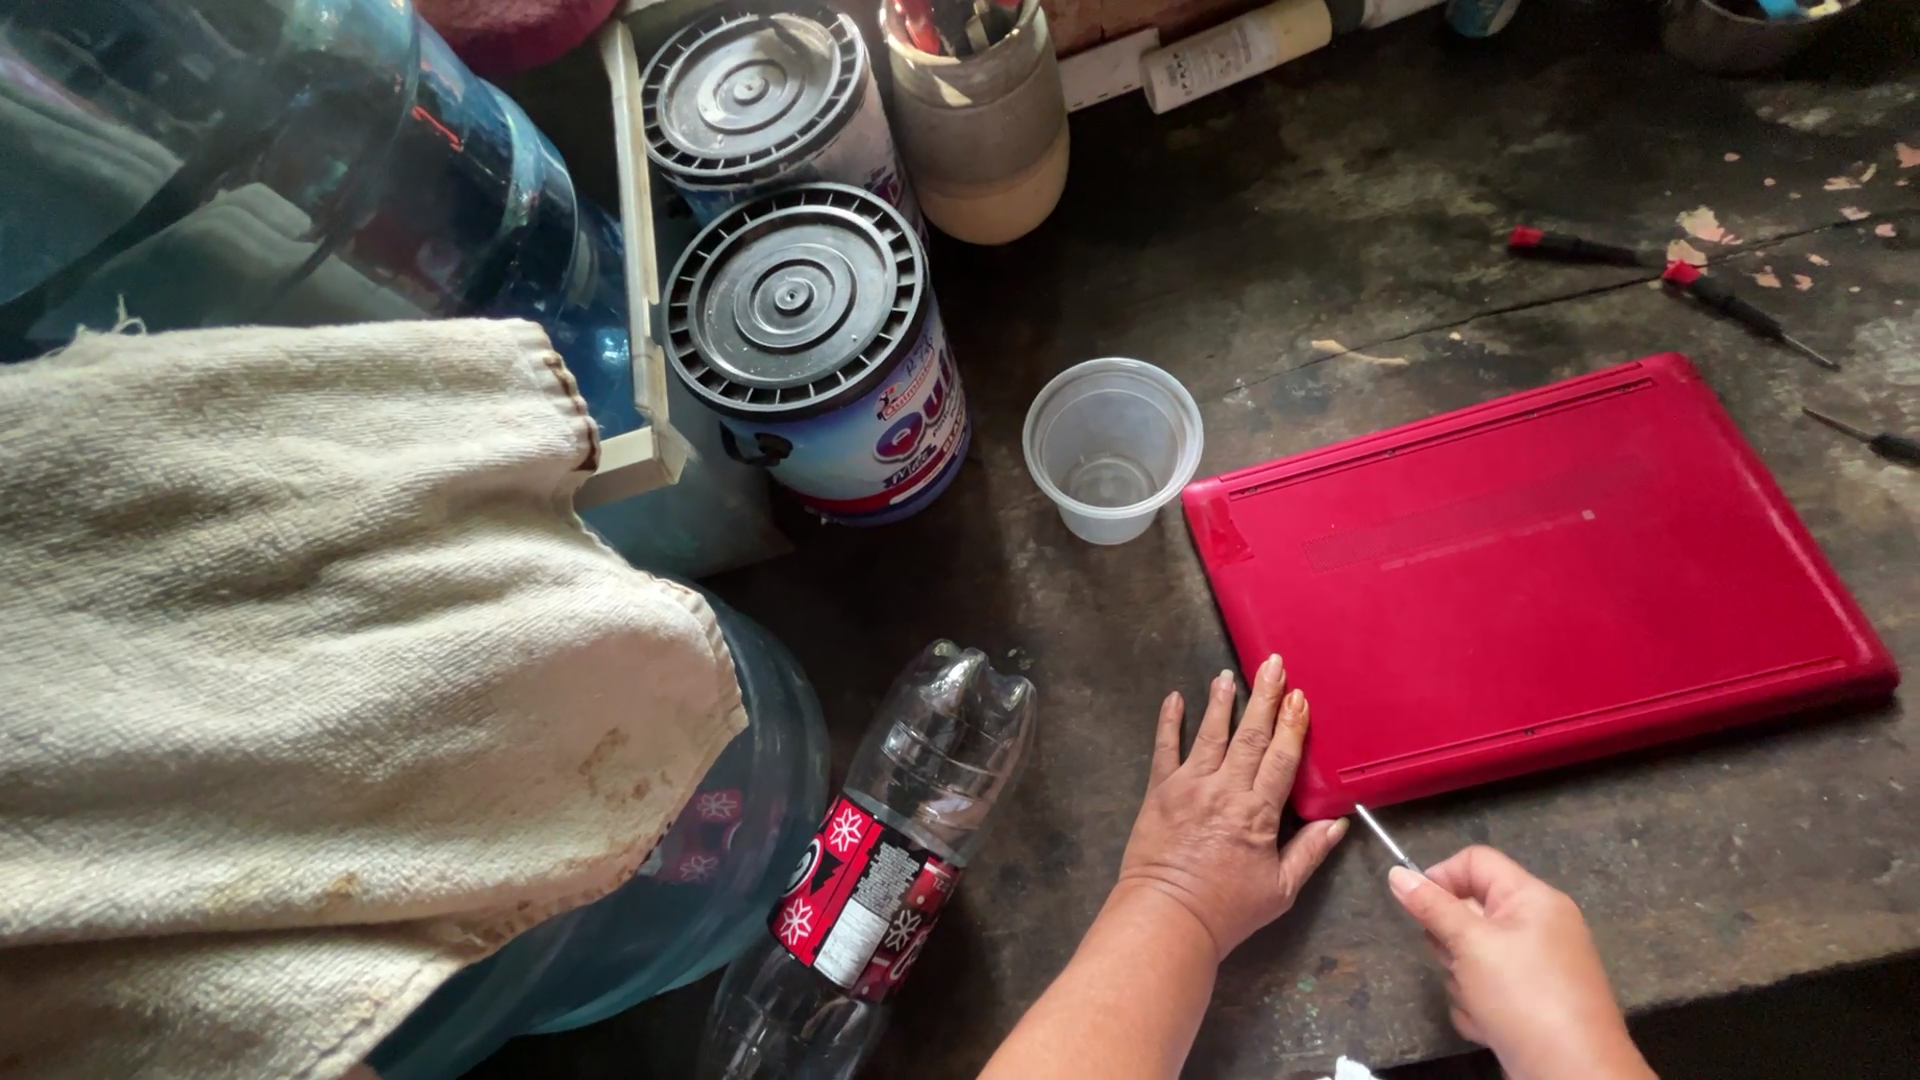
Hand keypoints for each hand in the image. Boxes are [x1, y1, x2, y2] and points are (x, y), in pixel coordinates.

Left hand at [1114, 656, 1347, 960]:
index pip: (1281, 758)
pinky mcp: (1159, 788)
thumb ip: (1310, 852)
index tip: (1299, 696)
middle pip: (1249, 735)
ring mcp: (1188, 784)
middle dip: (1264, 697)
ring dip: (1220, 701)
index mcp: (1257, 812)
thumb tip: (1338, 823)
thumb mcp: (1281, 889)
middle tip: (1272, 664)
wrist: (1168, 915)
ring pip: (1209, 733)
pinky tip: (1174, 698)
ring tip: (1228, 674)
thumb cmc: (1228, 908)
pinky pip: (1164, 748)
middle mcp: (1224, 788)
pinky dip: (1169, 721)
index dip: (1291, 725)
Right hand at [1389, 847, 1655, 1079]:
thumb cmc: (1525, 997)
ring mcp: (1534, 967)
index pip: (1475, 861)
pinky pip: (1485, 984)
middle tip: (1454, 958)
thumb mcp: (1470, 944)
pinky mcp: (1529, 1001)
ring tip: (1478, 999)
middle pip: (1468, 908)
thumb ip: (1431, 906)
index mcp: (1533, 900)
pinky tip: (1489, 1023)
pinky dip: (1478, 1002)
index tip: (1419, 905)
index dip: (1442, 875)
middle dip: (1450, 938)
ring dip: (1462, 977)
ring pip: (1471, 951)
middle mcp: (1537, 927)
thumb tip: (1396, 874)